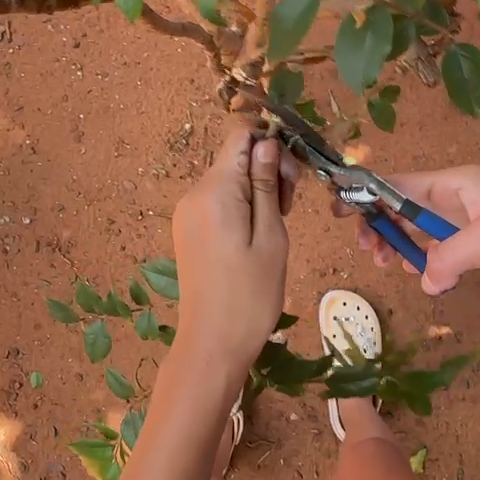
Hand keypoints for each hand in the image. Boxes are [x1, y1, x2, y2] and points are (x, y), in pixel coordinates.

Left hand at [172, 120, 298, 374]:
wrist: (212, 344)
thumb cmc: (251, 294)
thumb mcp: (271, 236)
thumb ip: (266, 185)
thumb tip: (266, 143)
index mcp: (215, 189)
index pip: (240, 136)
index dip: (271, 146)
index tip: (292, 179)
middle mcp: (194, 194)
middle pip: (235, 157)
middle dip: (267, 170)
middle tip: (291, 208)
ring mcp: (187, 213)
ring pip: (228, 180)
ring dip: (257, 191)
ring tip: (276, 227)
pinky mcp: (188, 231)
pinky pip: (217, 202)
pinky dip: (240, 207)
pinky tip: (256, 236)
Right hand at [344, 165, 479, 317]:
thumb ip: (450, 255)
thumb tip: (425, 279)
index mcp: (461, 183)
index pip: (402, 183)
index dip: (368, 194)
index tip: (341, 211)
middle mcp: (460, 198)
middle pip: (402, 205)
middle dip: (379, 224)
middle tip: (368, 251)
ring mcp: (468, 225)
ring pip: (416, 229)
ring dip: (398, 245)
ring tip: (388, 264)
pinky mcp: (478, 251)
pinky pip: (436, 252)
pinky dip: (421, 262)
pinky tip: (422, 276)